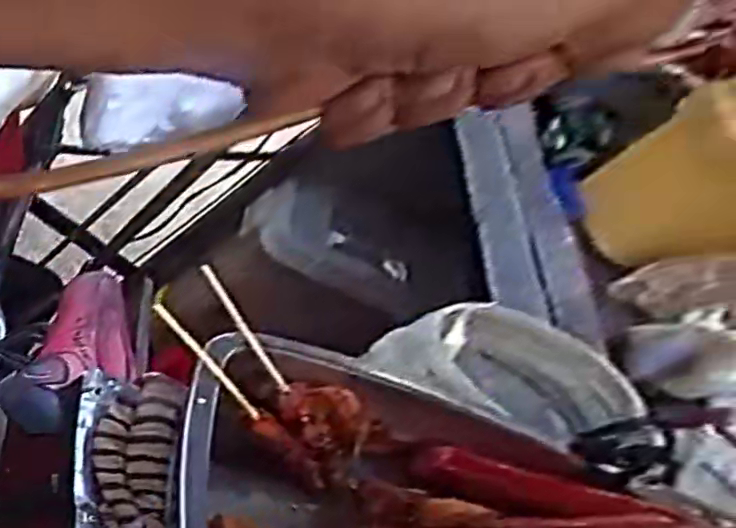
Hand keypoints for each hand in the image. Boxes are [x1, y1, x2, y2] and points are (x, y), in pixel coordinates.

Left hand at [215, 0, 690, 144]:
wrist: (281, 10)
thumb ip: (628, 10)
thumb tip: (643, 33)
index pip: (589, 22)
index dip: (568, 45)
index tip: (544, 48)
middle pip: (512, 65)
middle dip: (485, 77)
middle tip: (461, 58)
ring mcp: (405, 27)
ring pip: (436, 100)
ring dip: (414, 98)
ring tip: (388, 69)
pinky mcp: (339, 68)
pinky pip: (368, 119)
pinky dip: (358, 114)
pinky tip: (346, 90)